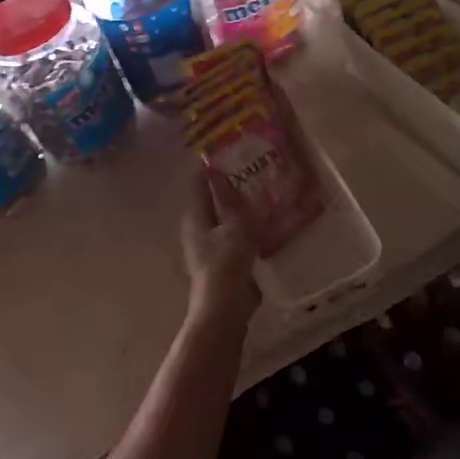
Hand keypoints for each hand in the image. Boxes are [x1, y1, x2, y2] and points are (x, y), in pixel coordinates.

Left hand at [181, 169, 258, 323]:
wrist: (226, 306)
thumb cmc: (226, 263)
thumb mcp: (234, 227)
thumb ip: (230, 201)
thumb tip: (219, 173)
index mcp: (194, 218)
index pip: (198, 185)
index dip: (209, 169)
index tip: (226, 152)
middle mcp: (197, 231)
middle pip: (211, 203)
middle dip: (227, 189)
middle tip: (251, 171)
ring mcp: (209, 249)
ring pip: (224, 222)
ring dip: (239, 211)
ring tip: (262, 195)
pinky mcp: (223, 264)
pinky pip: (235, 239)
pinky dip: (246, 230)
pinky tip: (264, 226)